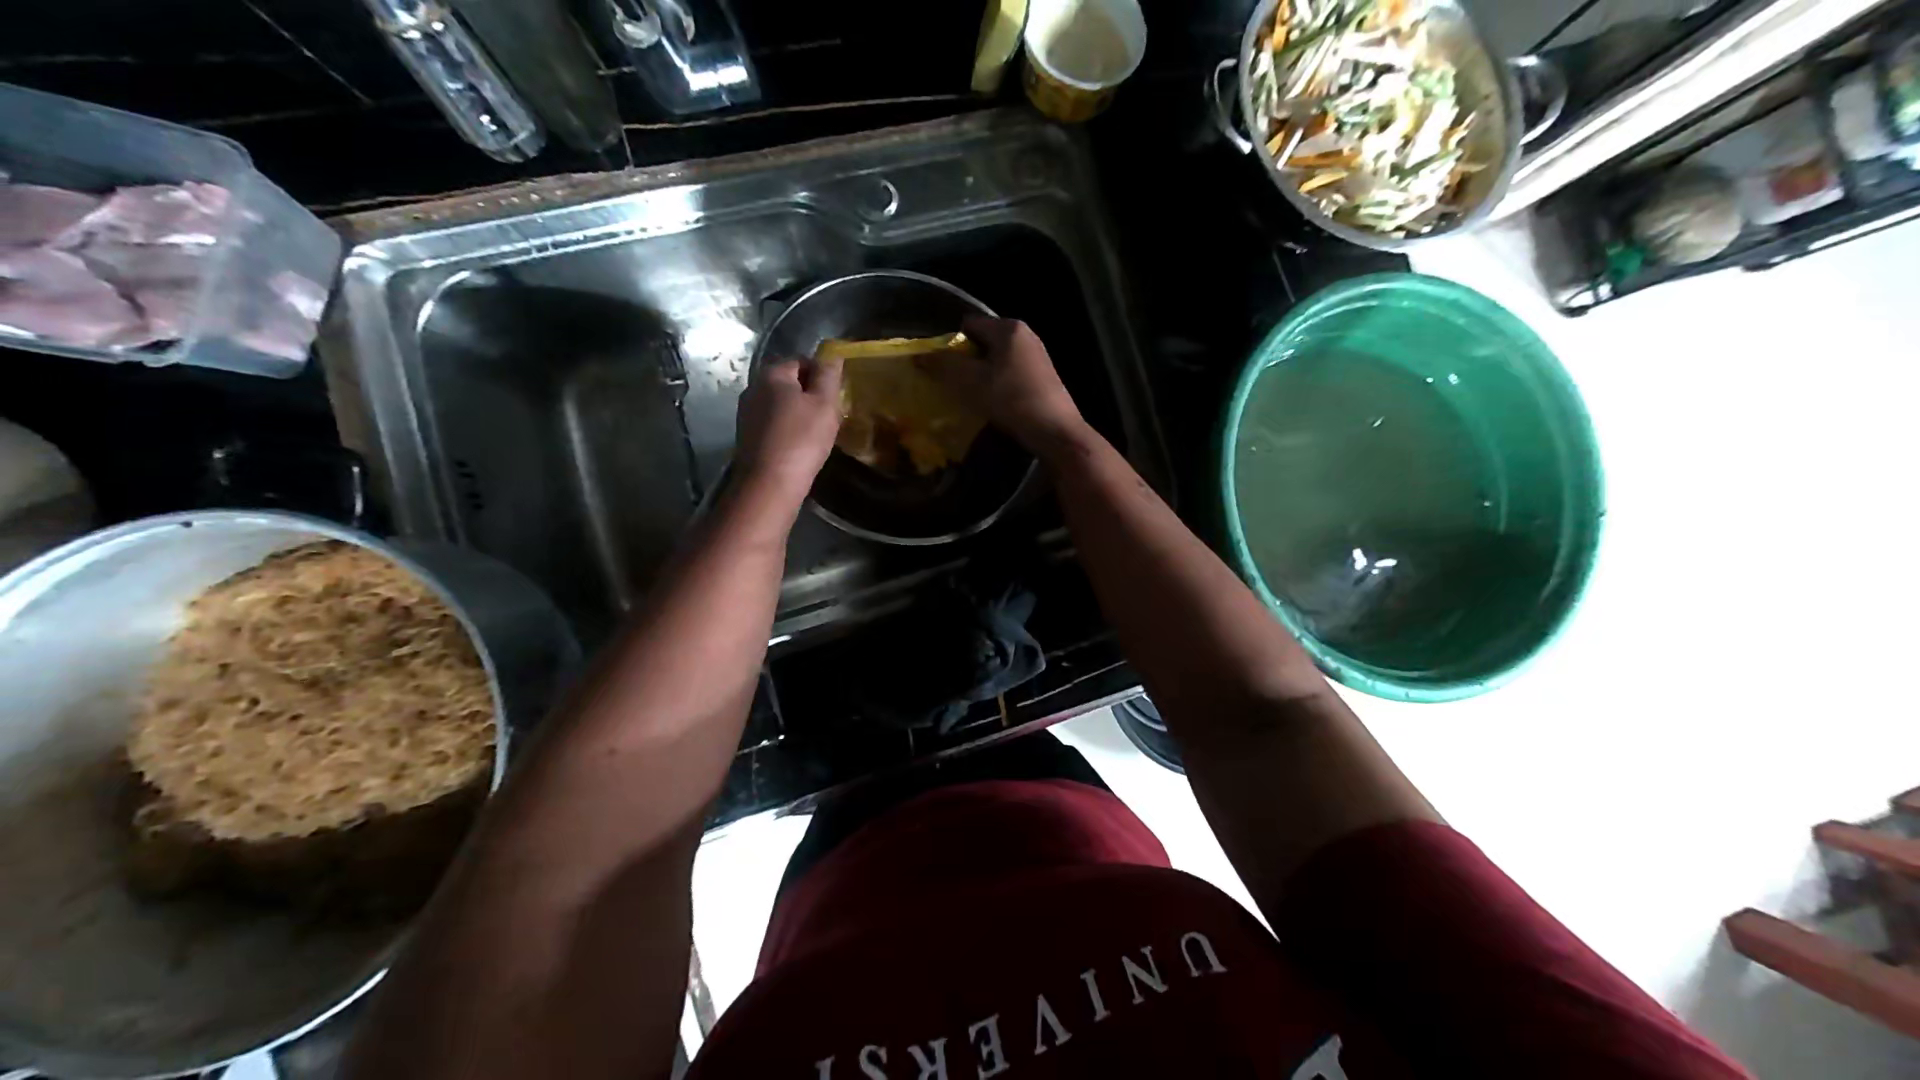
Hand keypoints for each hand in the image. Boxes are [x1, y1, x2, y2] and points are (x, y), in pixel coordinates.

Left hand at [734, 355, 843, 498]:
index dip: (822, 375)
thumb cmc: (801, 440)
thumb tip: (831, 355)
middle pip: (789, 383)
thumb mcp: (824, 404)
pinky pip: (773, 424)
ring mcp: (746, 413)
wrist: (769, 484)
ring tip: (816, 434)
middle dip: (810, 395)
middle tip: (830, 417)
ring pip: (780, 405)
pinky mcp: (746, 436)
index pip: (802, 361)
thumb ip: (828, 376)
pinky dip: (787, 429)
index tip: (836, 397)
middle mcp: (753, 388)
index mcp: (772, 374)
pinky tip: (799, 447)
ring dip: (799, 414)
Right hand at [944, 315, 1089, 452]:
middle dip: (965, 361)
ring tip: (971, 396)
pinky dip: (997, 383)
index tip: (942, 368)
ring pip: (996, 359)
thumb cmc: (1013, 400)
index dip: (950, 344)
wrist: (1056, 431)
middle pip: (982, 341)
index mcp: (1008, 328)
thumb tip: (920, 356)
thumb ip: (945, 366)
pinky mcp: (1042, 375)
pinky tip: (993, 403)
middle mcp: (1024, 334)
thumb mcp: (973, 382)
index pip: (968, 325)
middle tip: (952, 385)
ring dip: (980, 375)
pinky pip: (1009, 372)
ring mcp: (1036, 355)